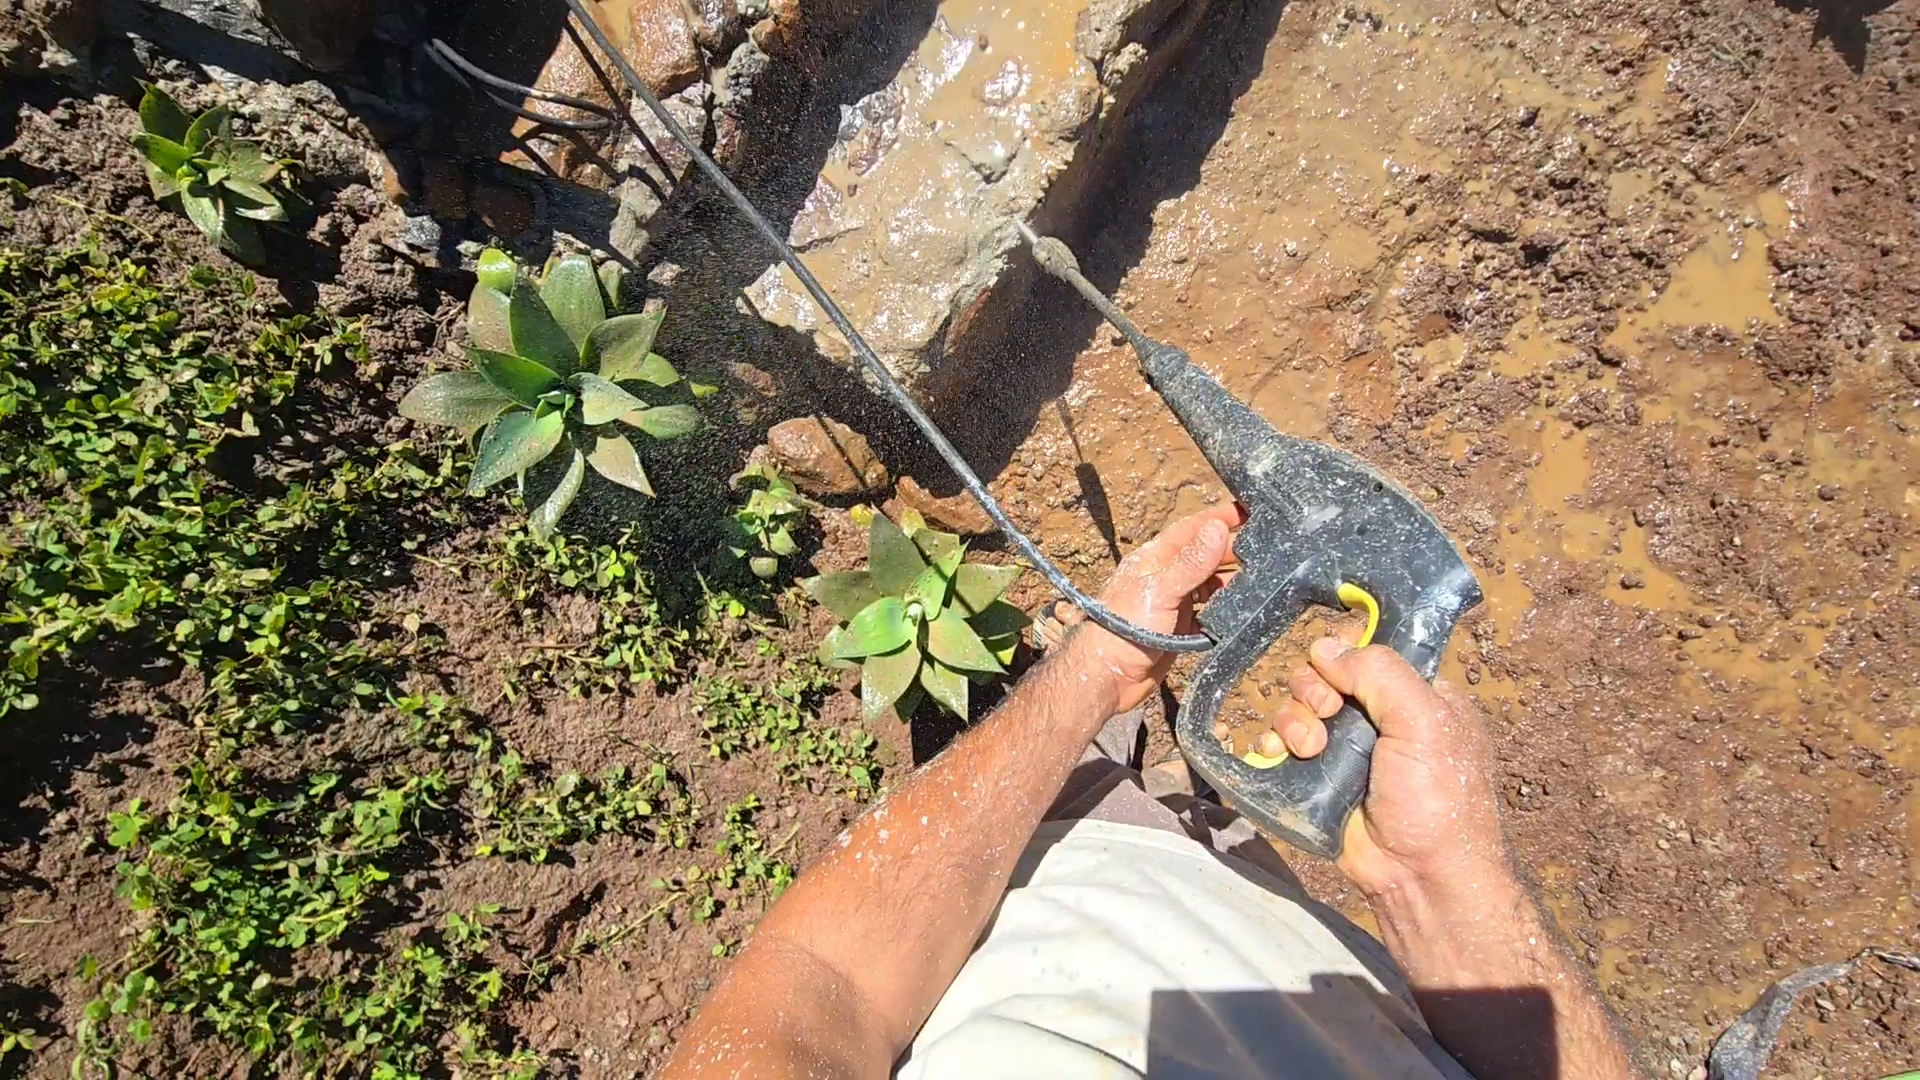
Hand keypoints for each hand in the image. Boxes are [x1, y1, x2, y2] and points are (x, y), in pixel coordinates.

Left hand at [1070, 504, 1243, 713]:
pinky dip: (1226, 609)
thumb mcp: (1160, 589)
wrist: (1109, 676)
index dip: (1219, 518)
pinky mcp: (1180, 628)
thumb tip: (1217, 527)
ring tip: (1262, 578)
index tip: (1249, 509)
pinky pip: (1209, 613)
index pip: (1192, 529)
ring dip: (1232, 580)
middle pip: (1205, 555)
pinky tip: (1242, 610)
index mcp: (1155, 559)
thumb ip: (1191, 562)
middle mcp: (1166, 577)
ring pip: (1209, 584)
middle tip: (1267, 546)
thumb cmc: (1123, 628)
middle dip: (1233, 549)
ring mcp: (1174, 602)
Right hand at [1270, 638, 1509, 898]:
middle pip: (1319, 676)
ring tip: (1311, 751)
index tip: (1342, 675)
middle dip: (1313, 692)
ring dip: (1294, 722)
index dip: (1344, 657)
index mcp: (1413, 697)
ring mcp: (1341, 746)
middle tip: (1328, 715)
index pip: (1364, 653)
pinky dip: (1272, 742)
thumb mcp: (1425, 723)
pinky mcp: (1313, 773)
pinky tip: (1282, 755)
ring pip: (1295, 706)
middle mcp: (1374, 717)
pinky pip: (1277, 741)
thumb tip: (1324, 647)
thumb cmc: (1439, 800)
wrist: (1417, 876)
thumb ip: (1380, 674)